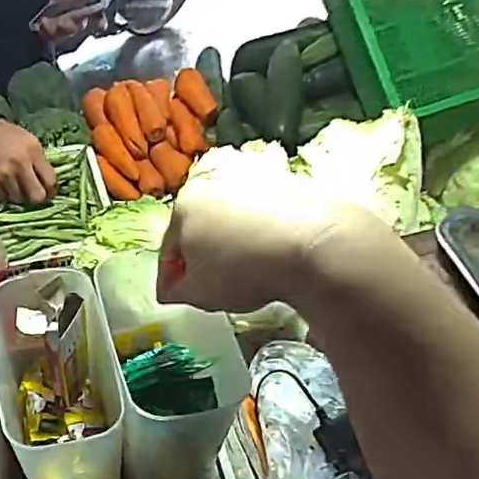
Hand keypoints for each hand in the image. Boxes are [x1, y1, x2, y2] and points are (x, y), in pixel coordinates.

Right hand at [0, 120, 57, 204]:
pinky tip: (1, 182)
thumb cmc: (7, 137)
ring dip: (18, 194)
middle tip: (32, 193)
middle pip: (36, 196)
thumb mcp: (29, 142)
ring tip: (13, 183)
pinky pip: (3, 197)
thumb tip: (48, 186)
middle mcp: (19, 166)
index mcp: (32, 152)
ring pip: (18, 199)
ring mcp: (4, 177)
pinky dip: (3, 193)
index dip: (50, 189)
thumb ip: (39, 162)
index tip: (47, 190)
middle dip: (36, 197)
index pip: (50, 181)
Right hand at [158, 157, 413, 311]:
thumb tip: (174, 288)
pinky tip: (266, 261)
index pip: (167, 251)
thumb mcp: (196, 293)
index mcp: (184, 206)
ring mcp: (253, 180)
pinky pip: (261, 219)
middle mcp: (214, 184)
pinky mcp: (287, 184)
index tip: (175, 298)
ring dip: (229, 247)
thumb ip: (176, 291)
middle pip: (199, 231)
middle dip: (201, 259)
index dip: (169, 280)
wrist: (311, 246)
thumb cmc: (241, 269)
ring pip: (231, 223)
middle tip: (207, 287)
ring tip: (240, 276)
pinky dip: (258, 238)